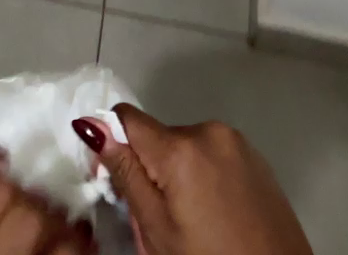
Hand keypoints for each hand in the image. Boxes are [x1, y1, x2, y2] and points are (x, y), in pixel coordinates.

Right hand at [75, 105, 312, 254]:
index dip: (112, 143)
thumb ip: (125, 173)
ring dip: (178, 172)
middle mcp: (209, 130)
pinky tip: (217, 212)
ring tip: (194, 218)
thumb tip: (90, 125)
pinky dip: (205, 175)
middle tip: (159, 216)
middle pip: (158, 136)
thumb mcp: (158, 229)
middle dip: (150, 167)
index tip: (115, 180)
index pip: (126, 117)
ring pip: (185, 146)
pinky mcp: (257, 158)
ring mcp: (237, 142)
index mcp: (180, 146)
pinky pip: (213, 154)